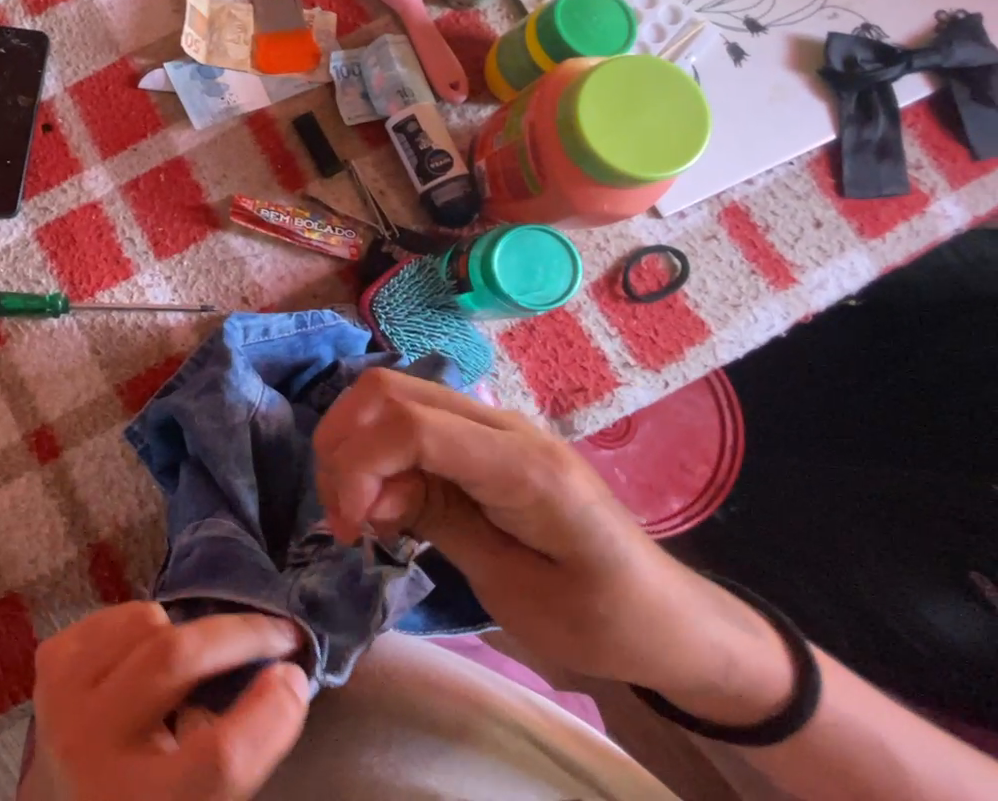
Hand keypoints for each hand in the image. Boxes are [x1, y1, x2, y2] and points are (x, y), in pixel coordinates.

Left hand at [21, 602, 310, 800]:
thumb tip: (280, 677)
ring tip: (206, 655)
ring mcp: (61, 696)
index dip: (270, 714)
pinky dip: (146, 624)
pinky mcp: (49, 664)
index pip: (218, 758)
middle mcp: (91, 745)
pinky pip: (114, 615)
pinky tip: (154, 654)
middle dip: (239, 636)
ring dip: (187, 630)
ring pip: (144, 623)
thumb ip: (233, 753)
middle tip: (280, 631)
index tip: (296, 676)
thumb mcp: (196, 798)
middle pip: (173, 661)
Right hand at [313, 370, 793, 723]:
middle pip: (385, 392)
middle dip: (343, 449)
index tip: (350, 527)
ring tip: (357, 512)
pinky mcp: (477, 438)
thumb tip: (369, 496)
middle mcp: (502, 426)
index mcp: (523, 465)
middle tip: (344, 517)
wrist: (667, 619)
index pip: (409, 423)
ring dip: (350, 447)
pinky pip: (402, 419)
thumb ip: (439, 523)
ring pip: (385, 396)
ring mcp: (490, 426)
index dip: (358, 465)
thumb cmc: (601, 619)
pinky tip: (380, 503)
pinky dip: (370, 453)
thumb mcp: (514, 588)